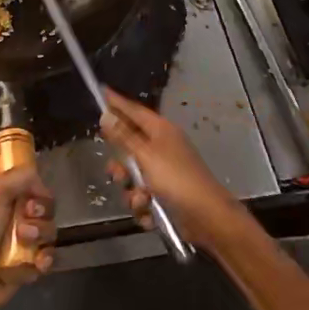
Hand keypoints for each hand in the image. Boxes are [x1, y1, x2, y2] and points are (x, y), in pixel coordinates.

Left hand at [0, 164, 56, 309]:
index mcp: (1, 199)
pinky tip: (37, 263)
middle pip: (44, 211)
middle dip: (40, 215)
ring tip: (26, 242)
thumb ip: (19, 176)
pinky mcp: (24, 268)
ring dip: (41, 237)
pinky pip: (46, 260)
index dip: (38, 193)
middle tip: (26, 218)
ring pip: (47, 235)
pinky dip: (44, 261)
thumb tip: (39, 177)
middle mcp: (11, 220)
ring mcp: (19, 245)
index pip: (32, 189)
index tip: (33, 199)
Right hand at [100, 87, 249, 249]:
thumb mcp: (145, 156)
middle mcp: (161, 148)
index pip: (134, 111)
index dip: (118, 104)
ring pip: (133, 179)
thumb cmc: (176, 179)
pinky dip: (144, 208)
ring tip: (142, 201)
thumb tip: (106, 114)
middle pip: (128, 150)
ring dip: (133, 194)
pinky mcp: (165, 196)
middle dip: (121, 168)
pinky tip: (150, 214)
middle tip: (120, 176)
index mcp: (160, 131)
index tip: (102, 93)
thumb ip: (123, 137)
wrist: (207, 216)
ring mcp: (164, 173)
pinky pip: (143, 198)